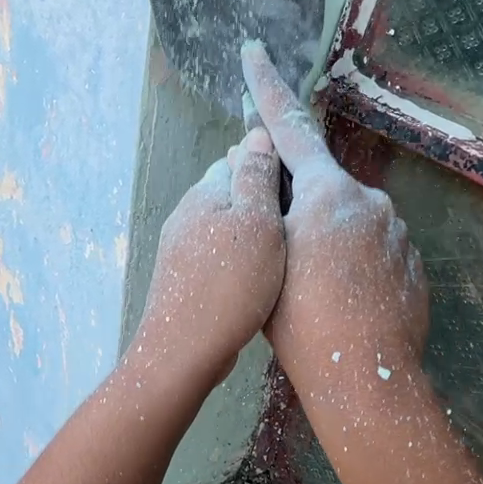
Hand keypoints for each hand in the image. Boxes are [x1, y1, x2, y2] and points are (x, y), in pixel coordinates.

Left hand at [129, 126, 284, 385]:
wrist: (185, 349)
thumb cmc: (229, 285)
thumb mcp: (257, 224)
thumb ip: (257, 179)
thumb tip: (256, 134)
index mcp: (204, 194)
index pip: (238, 160)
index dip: (270, 168)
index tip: (300, 188)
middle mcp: (187, 215)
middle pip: (231, 194)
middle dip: (262, 202)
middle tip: (298, 224)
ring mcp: (182, 249)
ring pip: (227, 228)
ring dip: (253, 234)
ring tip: (285, 253)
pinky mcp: (185, 278)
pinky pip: (220, 256)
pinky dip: (241, 260)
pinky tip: (261, 279)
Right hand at [242, 43, 428, 400]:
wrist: (364, 378)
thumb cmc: (301, 320)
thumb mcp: (267, 257)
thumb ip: (271, 208)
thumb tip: (271, 178)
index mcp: (329, 194)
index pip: (290, 127)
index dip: (267, 87)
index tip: (254, 51)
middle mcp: (369, 202)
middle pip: (319, 185)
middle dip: (294, 206)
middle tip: (277, 254)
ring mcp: (396, 233)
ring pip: (345, 220)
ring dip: (321, 240)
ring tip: (307, 290)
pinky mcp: (411, 263)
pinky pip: (369, 247)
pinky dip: (347, 263)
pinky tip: (336, 300)